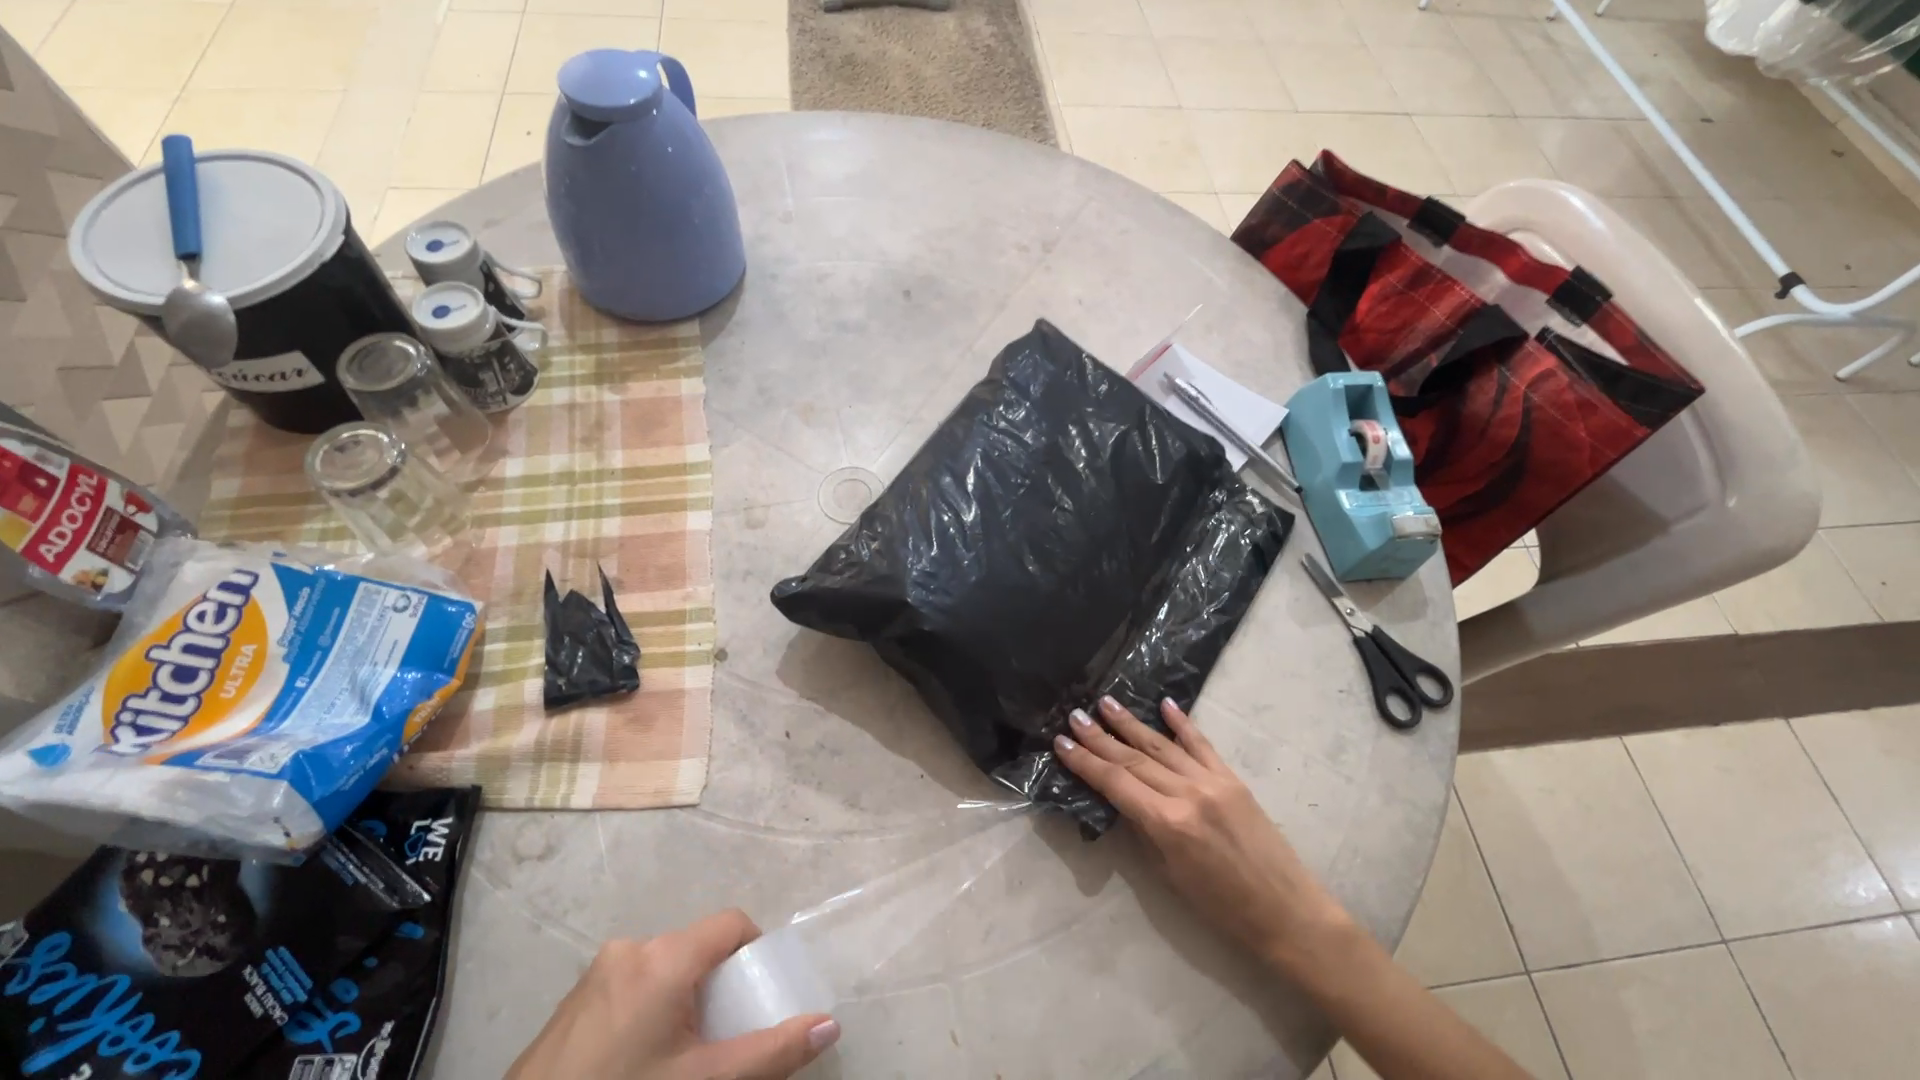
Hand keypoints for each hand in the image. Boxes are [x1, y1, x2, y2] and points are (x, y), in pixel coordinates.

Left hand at [507, 909, 838, 1079]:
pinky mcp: (573, 1001)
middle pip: (698, 950)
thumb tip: (831, 1024)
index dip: (755, 953)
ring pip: (664, 971)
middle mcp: (630, 950)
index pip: (731, 924)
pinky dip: (651, 1011)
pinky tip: (641, 1062)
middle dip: (720, 988)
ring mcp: (595, 974)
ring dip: (686, 1002)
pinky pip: (632, 987)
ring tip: (682, 1058)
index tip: (758, 999)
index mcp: (664, 958)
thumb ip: (772, 1053)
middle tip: (724, 1040)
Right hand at [1054, 696, 1348, 970]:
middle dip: (1100, 737)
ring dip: (1131, 723)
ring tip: (1105, 703)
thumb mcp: (1169, 874)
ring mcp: (1212, 782)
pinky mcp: (1233, 779)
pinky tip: (1164, 704)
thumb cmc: (1221, 907)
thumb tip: (1122, 799)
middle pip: (1133, 759)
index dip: (1084, 762)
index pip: (1115, 783)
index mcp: (1167, 823)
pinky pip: (1202, 745)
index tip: (1061, 743)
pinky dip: (1182, 724)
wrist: (1286, 912)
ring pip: (1162, 745)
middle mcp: (1187, 793)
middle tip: (1074, 716)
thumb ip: (1144, 830)